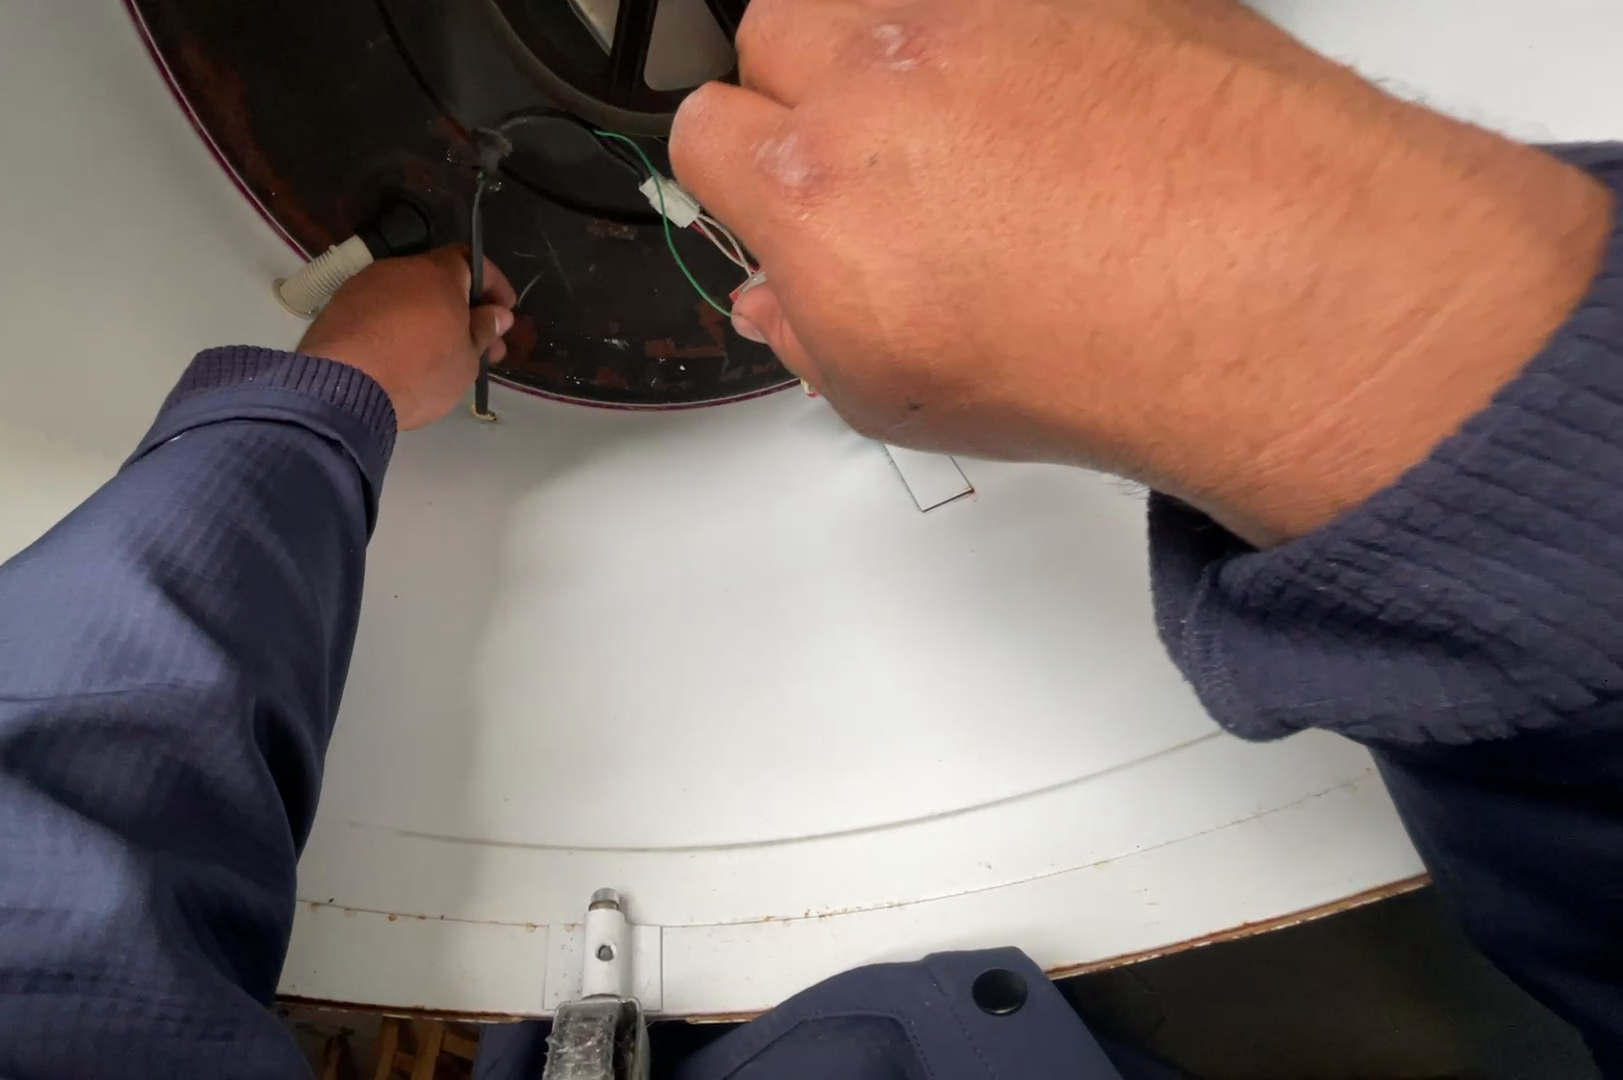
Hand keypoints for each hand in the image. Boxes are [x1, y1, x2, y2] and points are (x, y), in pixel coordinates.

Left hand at [296, 246, 516, 429]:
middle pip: (439, 281)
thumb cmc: (421, 370)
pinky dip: (401, 327)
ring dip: (431, 319)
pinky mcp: (340, 309)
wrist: (345, 389)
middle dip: (464, 309)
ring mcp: (365, 286)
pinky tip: (407, 356)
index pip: (472, 261)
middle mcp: (399, 269)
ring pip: (409, 297)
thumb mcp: (467, 358)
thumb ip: (483, 330)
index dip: (493, 284)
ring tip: (444, 355)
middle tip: (482, 344)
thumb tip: (498, 314)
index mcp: (437, 274)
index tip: (504, 311)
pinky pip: (382, 312)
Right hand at [670, 0, 1610, 544]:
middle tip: (846, 162)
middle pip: (768, 33)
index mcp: (810, 191)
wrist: (1255, 299)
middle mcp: (878, 77)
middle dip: (788, 96)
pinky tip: (1025, 100)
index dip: (725, 174)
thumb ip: (799, 334)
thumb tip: (771, 299)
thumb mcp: (881, 394)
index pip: (701, 133)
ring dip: (870, 48)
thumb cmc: (1065, 360)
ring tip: (932, 124)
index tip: (760, 203)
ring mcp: (980, 10)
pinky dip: (977, 31)